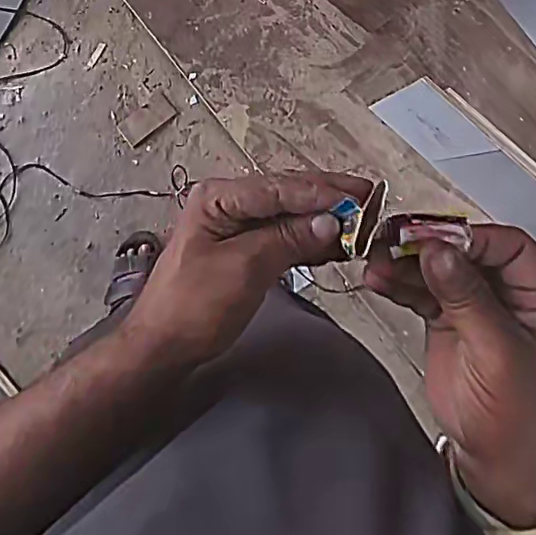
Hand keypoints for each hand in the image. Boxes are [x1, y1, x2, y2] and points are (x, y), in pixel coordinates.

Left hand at [120, 171, 369, 367]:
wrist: (164, 347)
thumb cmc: (192, 307)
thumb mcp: (242, 269)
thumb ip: (286, 239)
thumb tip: (331, 221)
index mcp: (217, 197)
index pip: (278, 187)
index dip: (321, 192)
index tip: (359, 198)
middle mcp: (227, 203)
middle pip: (286, 194)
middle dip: (328, 198)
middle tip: (371, 200)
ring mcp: (236, 226)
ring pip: (289, 214)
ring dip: (325, 218)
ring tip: (364, 219)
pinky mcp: (245, 249)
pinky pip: (284, 235)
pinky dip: (311, 239)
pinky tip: (338, 242)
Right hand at [365, 225, 535, 526]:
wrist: (501, 472)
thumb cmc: (524, 426)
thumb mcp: (500, 357)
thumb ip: (468, 300)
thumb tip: (438, 252)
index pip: (508, 247)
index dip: (469, 238)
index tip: (431, 240)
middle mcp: (510, 298)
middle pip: (466, 252)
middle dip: (428, 245)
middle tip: (394, 242)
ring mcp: (476, 308)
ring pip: (438, 268)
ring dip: (405, 263)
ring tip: (378, 263)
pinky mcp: (448, 322)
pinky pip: (420, 291)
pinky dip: (398, 283)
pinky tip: (380, 280)